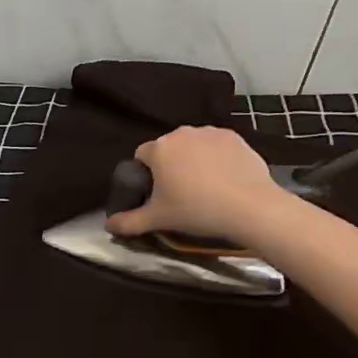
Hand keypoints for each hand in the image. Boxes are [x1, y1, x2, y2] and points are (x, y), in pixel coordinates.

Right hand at [106, 126, 289, 241]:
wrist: (249, 206)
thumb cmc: (197, 210)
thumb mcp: (158, 219)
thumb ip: (129, 221)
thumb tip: (108, 225)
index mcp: (159, 148)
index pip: (141, 155)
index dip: (145, 175)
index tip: (156, 194)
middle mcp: (182, 133)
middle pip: (168, 149)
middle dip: (170, 166)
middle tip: (180, 194)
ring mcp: (211, 132)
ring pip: (194, 146)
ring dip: (194, 161)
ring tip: (205, 188)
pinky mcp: (236, 137)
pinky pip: (218, 147)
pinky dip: (217, 159)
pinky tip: (225, 180)